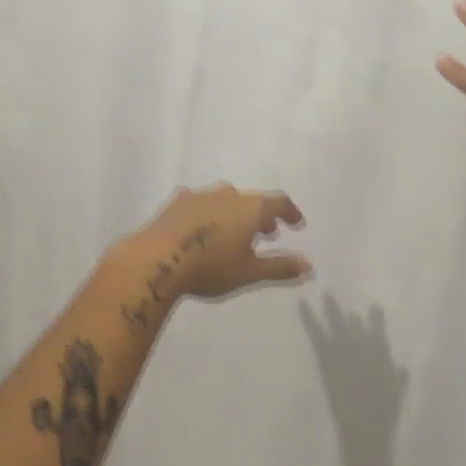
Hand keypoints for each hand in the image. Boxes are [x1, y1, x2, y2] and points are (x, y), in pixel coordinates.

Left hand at [120, 184, 310, 299]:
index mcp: (250, 207)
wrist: (156, 260)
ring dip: (236, 214)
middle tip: (267, 233)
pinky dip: (211, 214)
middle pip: (252, 200)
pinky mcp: (177, 201)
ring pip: (227, 200)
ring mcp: (201, 195)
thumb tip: (309, 265)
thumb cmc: (210, 267)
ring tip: (235, 233)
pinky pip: (202, 204)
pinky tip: (203, 230)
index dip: (290, 212)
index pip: (279, 202)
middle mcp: (228, 194)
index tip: (296, 224)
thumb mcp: (249, 272)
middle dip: (262, 216)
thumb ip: (280, 267)